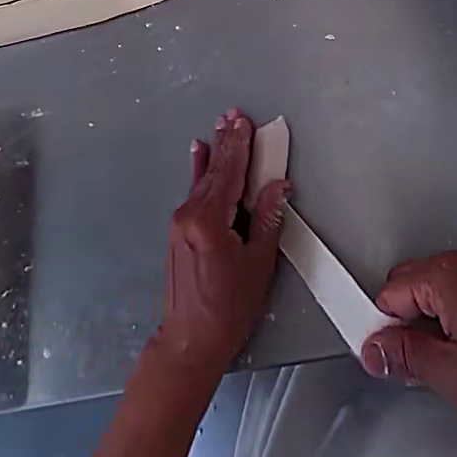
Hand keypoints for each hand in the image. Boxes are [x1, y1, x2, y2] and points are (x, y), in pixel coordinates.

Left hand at [152, 109, 289, 376]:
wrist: (189, 342)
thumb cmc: (229, 308)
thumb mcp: (258, 264)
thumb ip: (267, 218)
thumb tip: (278, 185)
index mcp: (210, 221)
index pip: (231, 174)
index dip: (241, 146)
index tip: (246, 122)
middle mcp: (189, 214)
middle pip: (216, 171)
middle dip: (228, 142)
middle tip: (235, 114)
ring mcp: (179, 220)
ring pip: (204, 179)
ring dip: (217, 151)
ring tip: (223, 124)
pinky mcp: (178, 228)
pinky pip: (193, 191)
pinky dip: (199, 170)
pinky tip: (199, 151)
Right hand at [359, 251, 456, 450]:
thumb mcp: (452, 378)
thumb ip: (403, 357)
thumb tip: (377, 349)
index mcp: (445, 275)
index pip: (386, 293)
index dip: (380, 329)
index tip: (379, 356)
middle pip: (406, 288)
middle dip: (402, 326)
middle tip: (413, 369)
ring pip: (430, 297)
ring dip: (427, 329)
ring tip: (449, 370)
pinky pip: (455, 301)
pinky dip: (450, 327)